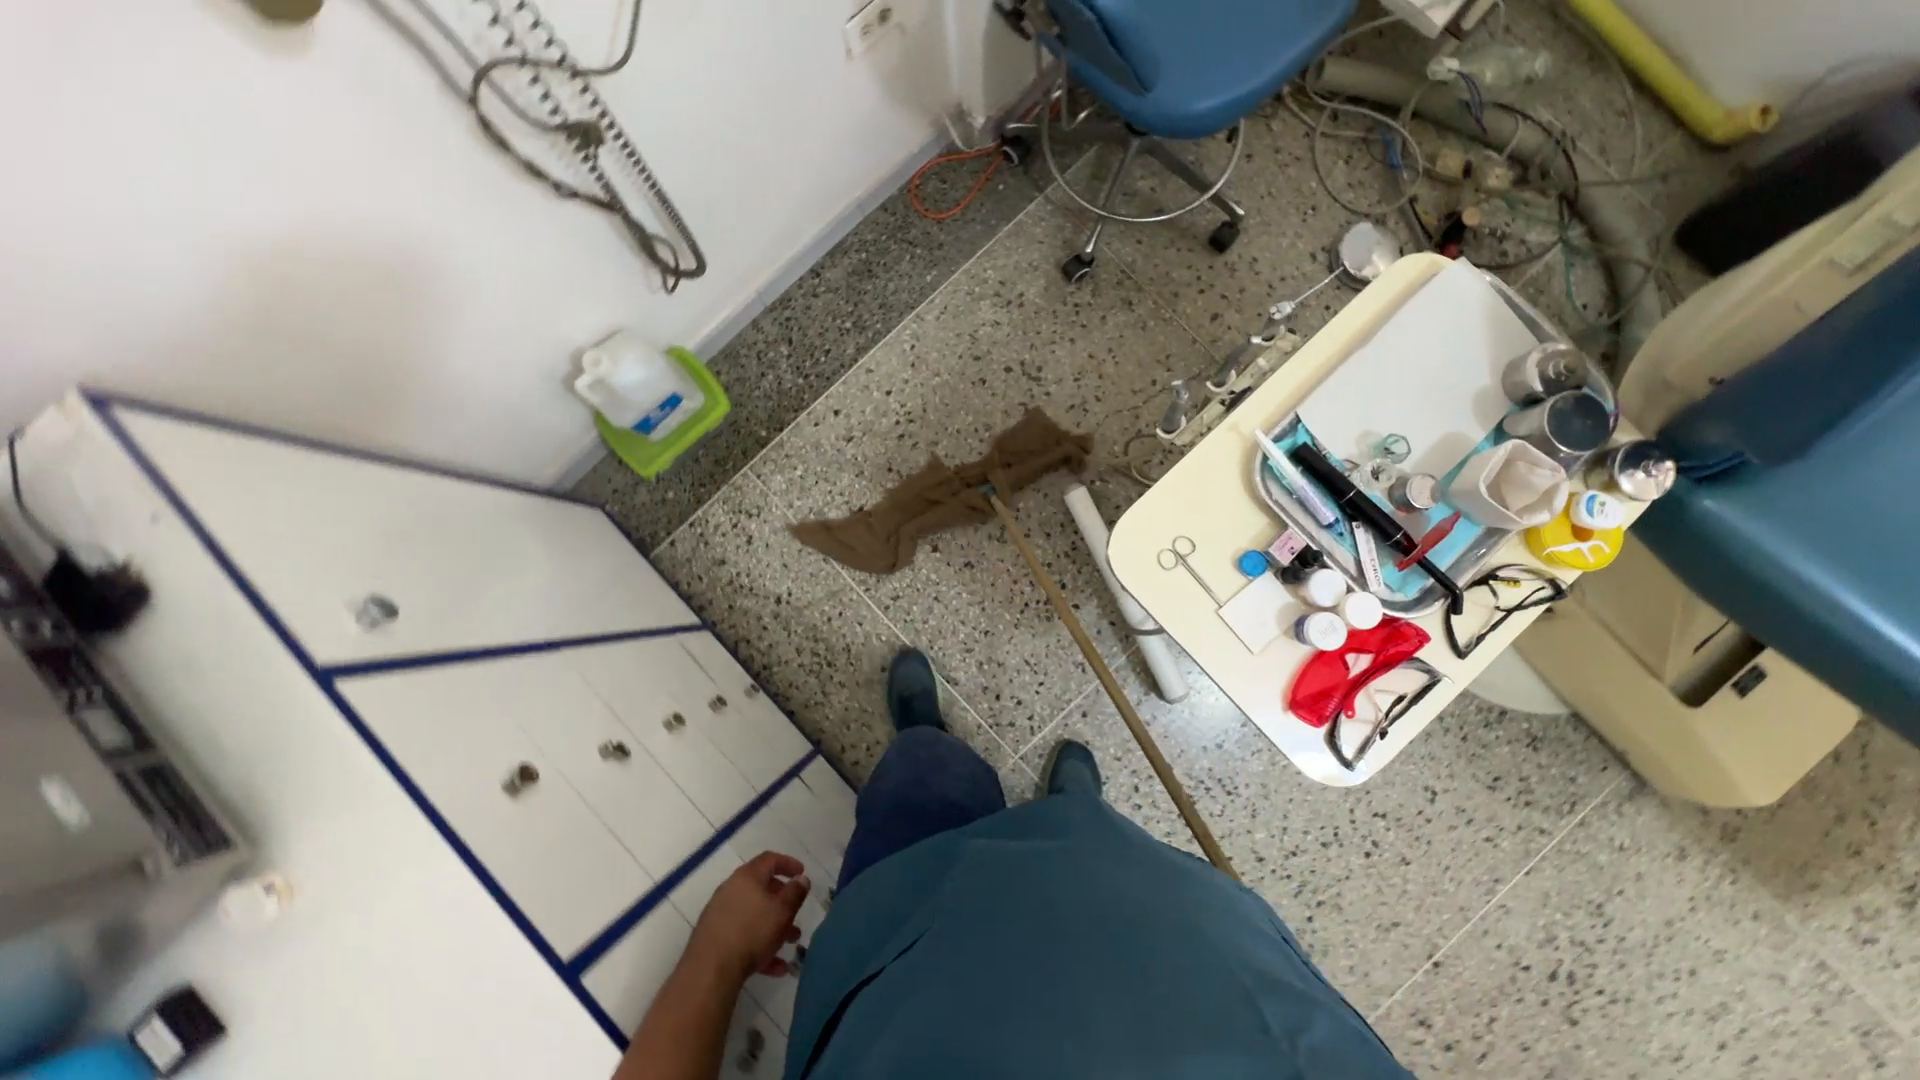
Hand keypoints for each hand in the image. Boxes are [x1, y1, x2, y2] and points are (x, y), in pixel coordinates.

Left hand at [686, 852, 810, 983]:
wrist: (710, 969)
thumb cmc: (752, 932)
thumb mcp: (782, 911)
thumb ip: (795, 893)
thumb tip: (801, 879)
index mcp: (747, 877)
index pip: (769, 859)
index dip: (788, 863)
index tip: (802, 873)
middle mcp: (730, 890)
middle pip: (760, 888)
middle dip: (782, 902)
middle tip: (796, 912)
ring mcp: (719, 914)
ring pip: (753, 915)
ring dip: (774, 926)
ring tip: (790, 943)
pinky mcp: (714, 937)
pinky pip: (742, 935)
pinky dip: (759, 945)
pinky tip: (775, 967)